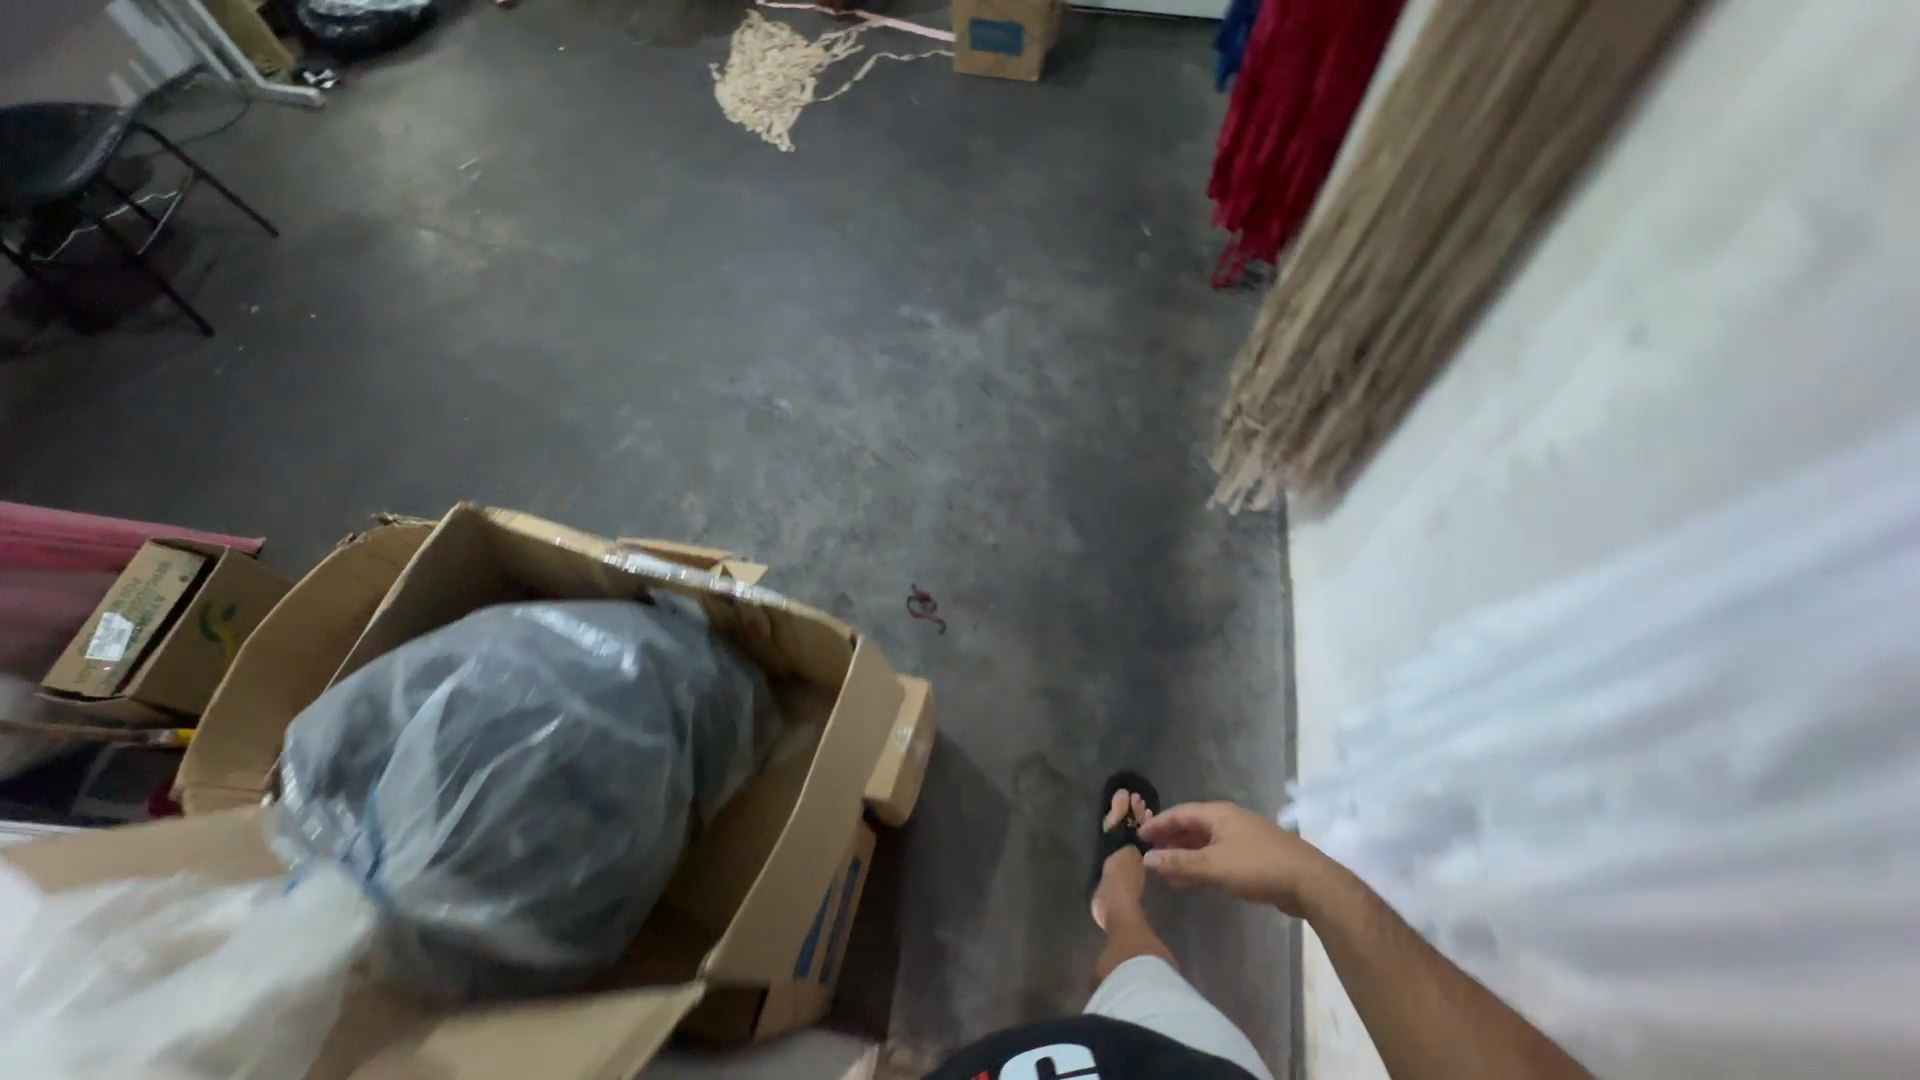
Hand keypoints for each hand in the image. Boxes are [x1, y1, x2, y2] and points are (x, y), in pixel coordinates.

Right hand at [1138, 801, 1335, 915]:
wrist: (1309, 883)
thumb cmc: (1257, 867)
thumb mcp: (1213, 865)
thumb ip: (1178, 862)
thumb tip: (1146, 858)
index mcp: (1218, 814)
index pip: (1178, 813)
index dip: (1157, 824)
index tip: (1137, 836)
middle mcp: (1228, 820)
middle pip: (1191, 828)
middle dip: (1169, 842)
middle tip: (1148, 856)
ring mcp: (1242, 839)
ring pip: (1205, 845)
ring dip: (1185, 857)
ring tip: (1166, 874)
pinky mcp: (1252, 858)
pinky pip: (1218, 857)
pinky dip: (1202, 867)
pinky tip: (1192, 882)